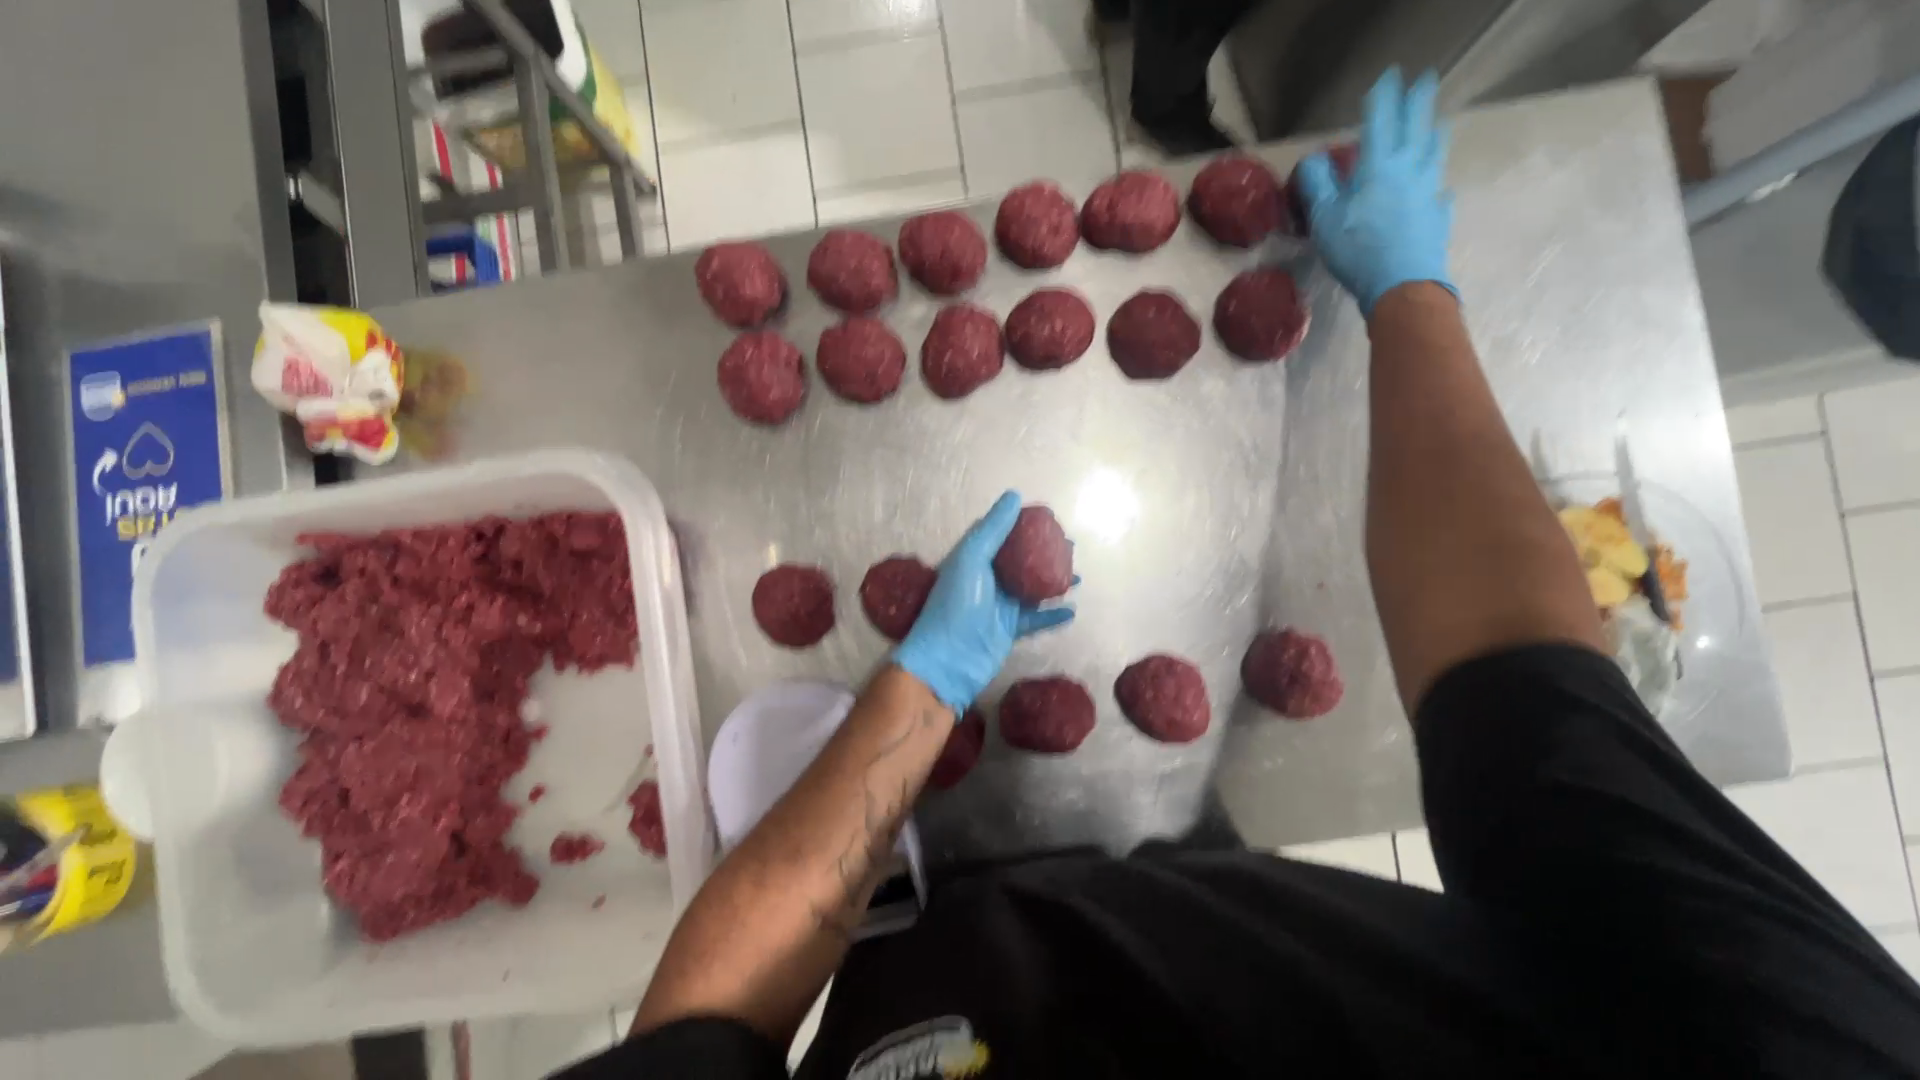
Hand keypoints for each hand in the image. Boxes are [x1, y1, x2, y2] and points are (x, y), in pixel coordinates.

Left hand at [891, 491, 1075, 711]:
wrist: (949, 660)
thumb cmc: (957, 604)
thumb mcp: (972, 559)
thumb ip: (993, 529)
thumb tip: (1014, 495)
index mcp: (974, 558)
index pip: (1002, 535)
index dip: (1024, 525)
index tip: (1050, 519)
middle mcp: (986, 579)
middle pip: (1021, 561)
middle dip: (1046, 553)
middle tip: (1072, 546)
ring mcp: (998, 606)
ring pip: (1032, 588)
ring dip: (1053, 581)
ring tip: (1078, 574)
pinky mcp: (1009, 630)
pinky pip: (1036, 618)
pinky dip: (1053, 614)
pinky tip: (1072, 608)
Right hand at [1296, 68, 1455, 314]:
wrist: (1402, 286)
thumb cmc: (1357, 249)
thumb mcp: (1324, 217)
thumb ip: (1317, 183)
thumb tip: (1313, 159)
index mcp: (1380, 164)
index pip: (1382, 118)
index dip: (1383, 95)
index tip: (1388, 77)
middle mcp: (1411, 168)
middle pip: (1417, 125)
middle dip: (1418, 101)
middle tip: (1423, 82)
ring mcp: (1430, 190)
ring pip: (1435, 151)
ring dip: (1434, 133)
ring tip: (1435, 124)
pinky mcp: (1439, 215)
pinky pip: (1439, 191)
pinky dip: (1436, 184)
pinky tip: (1437, 190)